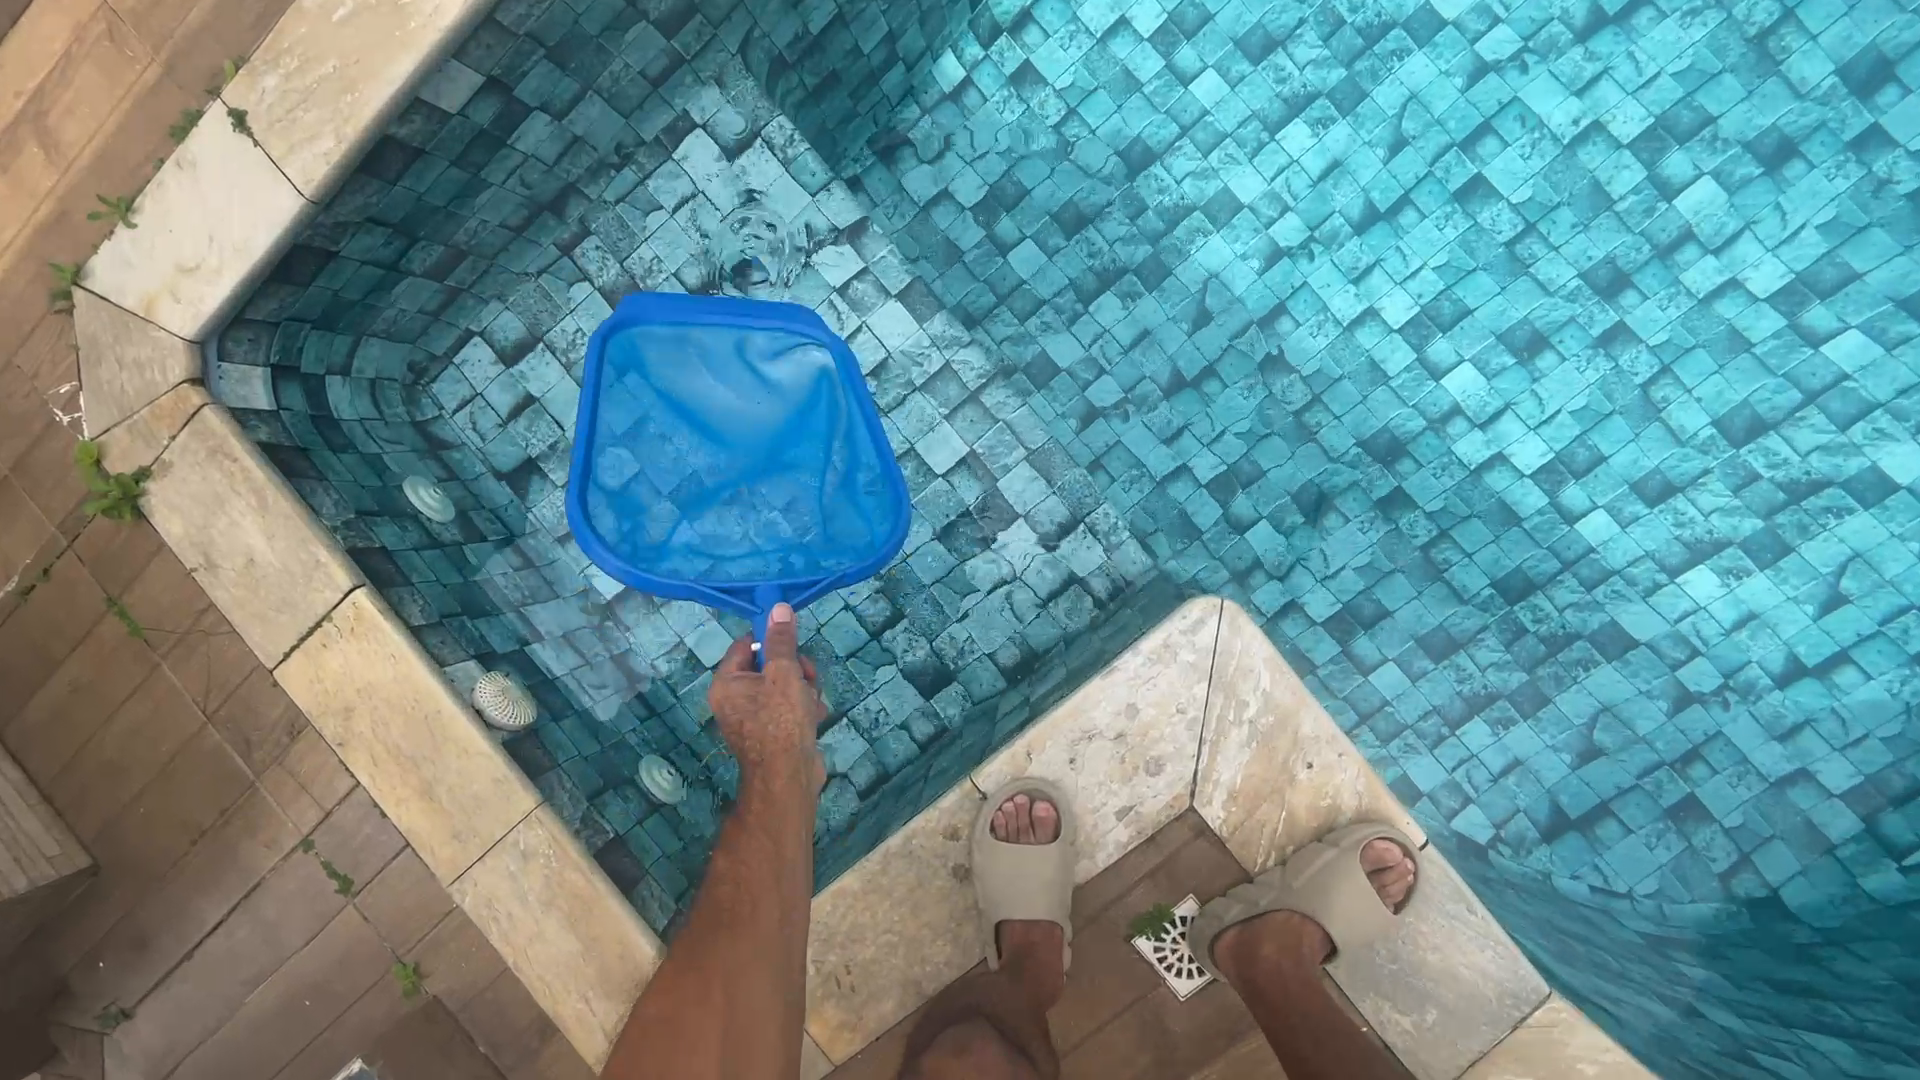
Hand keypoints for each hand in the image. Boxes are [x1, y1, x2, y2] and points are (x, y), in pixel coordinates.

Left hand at [708, 603, 827, 794]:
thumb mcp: (784, 672)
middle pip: (768, 666)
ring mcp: (753, 719)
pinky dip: (804, 709)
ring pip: (783, 687)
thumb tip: (778, 607)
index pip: (746, 644)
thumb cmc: (781, 720)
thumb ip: (782, 640)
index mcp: (727, 683)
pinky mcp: (772, 733)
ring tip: (812, 703)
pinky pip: (788, 708)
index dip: (772, 640)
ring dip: (804, 689)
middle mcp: (733, 700)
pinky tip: (814, 717)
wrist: (788, 776)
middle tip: (808, 677)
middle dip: (795, 669)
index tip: (794, 644)